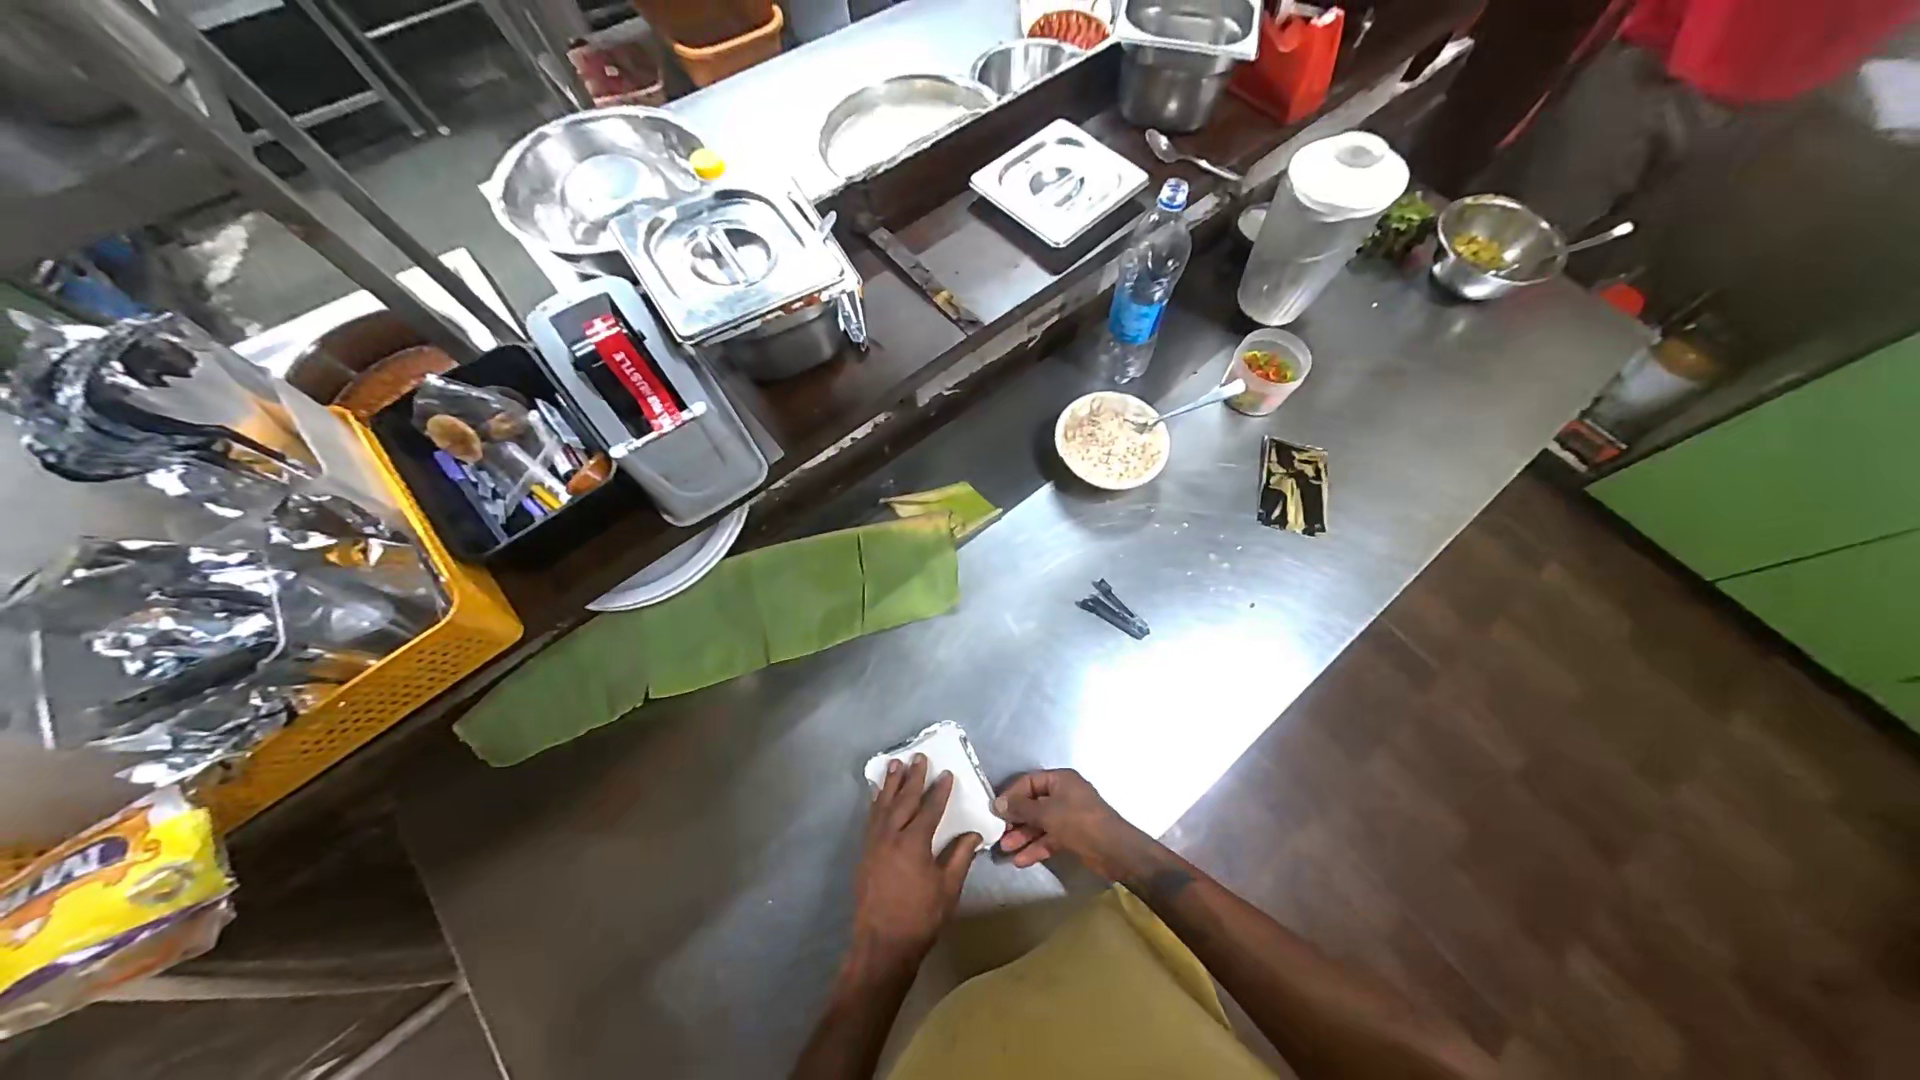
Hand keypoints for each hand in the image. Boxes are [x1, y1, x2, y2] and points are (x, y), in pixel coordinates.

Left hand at [851, 754, 979, 968]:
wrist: (883, 943)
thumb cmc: (920, 916)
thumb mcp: (948, 888)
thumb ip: (960, 857)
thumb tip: (974, 835)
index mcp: (914, 843)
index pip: (929, 808)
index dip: (939, 791)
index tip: (946, 774)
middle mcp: (891, 836)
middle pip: (904, 799)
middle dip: (913, 777)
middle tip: (919, 757)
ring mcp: (874, 843)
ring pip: (884, 805)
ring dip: (891, 783)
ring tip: (896, 764)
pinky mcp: (865, 852)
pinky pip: (871, 818)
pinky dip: (877, 802)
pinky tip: (879, 794)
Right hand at [994, 768, 1152, 879]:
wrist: (1115, 851)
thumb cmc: (1080, 822)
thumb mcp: (1047, 813)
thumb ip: (1021, 808)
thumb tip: (998, 803)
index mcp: (1060, 780)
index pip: (1029, 782)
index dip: (1011, 795)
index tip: (995, 810)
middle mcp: (1064, 795)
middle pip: (1033, 804)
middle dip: (1015, 820)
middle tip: (998, 833)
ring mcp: (1068, 816)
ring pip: (1040, 824)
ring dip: (1023, 836)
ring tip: (1005, 849)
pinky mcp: (1072, 836)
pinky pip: (1049, 838)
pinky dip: (1036, 847)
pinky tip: (1021, 860)